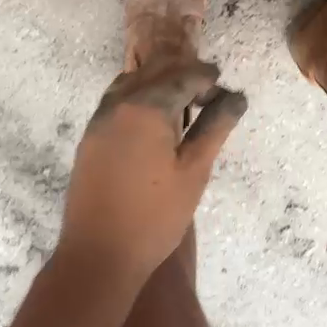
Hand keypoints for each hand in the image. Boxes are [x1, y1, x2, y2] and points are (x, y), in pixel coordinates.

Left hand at [60, 57, 246, 282]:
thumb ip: (215, 127)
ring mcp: (100, 119)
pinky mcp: (90, 137)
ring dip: (160, 82)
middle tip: (209, 95)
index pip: (183, 75)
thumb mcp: (194, 171)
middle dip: (185, 75)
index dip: (207, 78)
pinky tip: (154, 121)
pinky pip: (117, 99)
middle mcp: (119, 103)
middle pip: (156, 70)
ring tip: (183, 106)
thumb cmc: (154, 216)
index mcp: (146, 106)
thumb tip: (236, 98)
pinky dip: (139, 96)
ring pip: (133, 81)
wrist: (98, 256)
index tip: (223, 91)